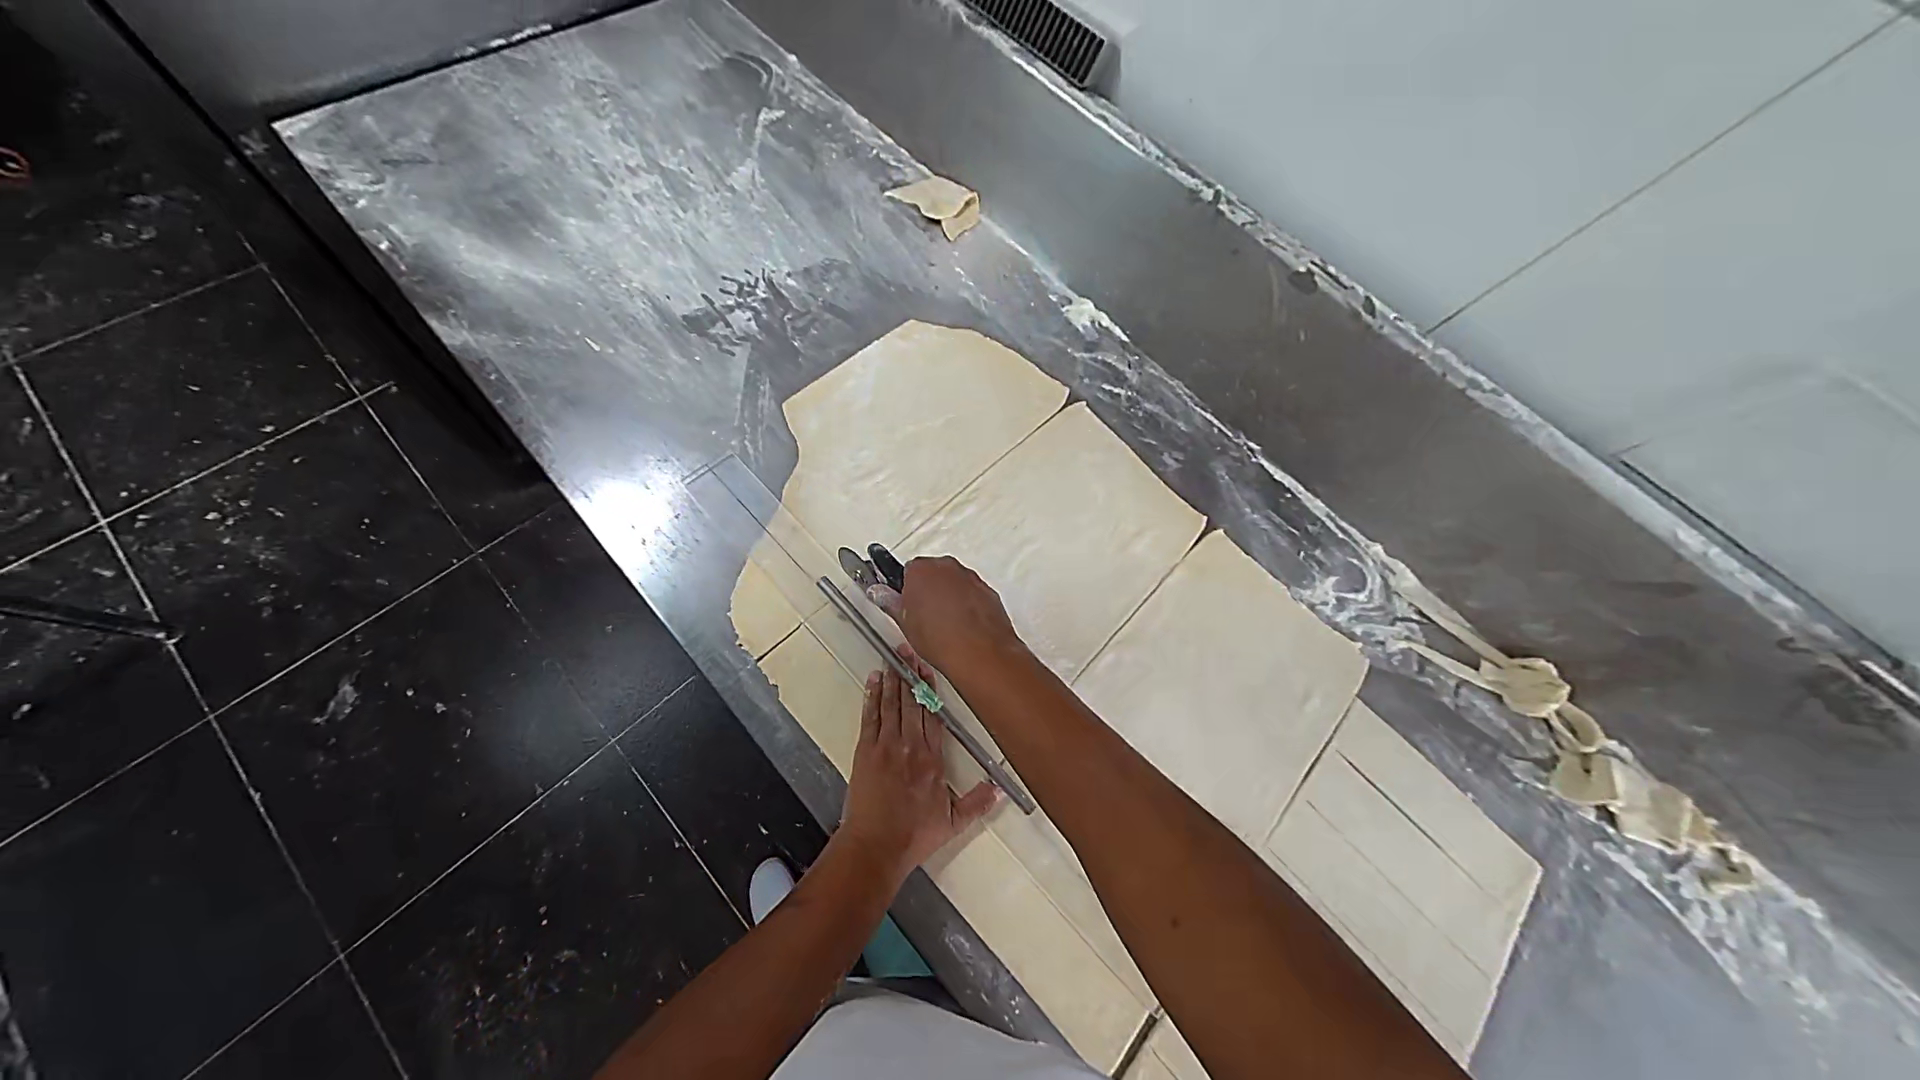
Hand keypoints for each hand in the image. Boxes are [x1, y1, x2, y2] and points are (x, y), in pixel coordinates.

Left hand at [835, 645, 997, 884]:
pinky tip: (874, 681)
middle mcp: (910, 747)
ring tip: (893, 658)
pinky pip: (871, 717)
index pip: (934, 716)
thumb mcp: (953, 823)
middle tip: (910, 651)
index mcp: (933, 760)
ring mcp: (886, 747)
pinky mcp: (865, 751)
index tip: (930, 670)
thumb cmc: (913, 835)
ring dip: (892, 680)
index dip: (932, 691)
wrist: (875, 845)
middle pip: (912, 703)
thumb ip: (977, 803)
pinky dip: (872, 697)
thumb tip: (999, 791)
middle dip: (911, 675)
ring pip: (892, 705)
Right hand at [867, 556, 1024, 676]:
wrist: (979, 653)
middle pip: (932, 573)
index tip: (906, 602)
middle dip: (928, 590)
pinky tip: (962, 626)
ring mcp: (970, 578)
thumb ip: (891, 602)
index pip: (908, 571)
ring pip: (954, 582)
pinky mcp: (987, 591)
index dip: (906, 589)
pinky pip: (972, 593)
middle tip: (923, 615)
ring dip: (949, 596)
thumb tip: (881, 595)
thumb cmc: (943, 639)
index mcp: (922, 570)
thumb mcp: (904, 624)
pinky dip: (968, 604)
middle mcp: (947, 568)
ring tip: (944, 624)